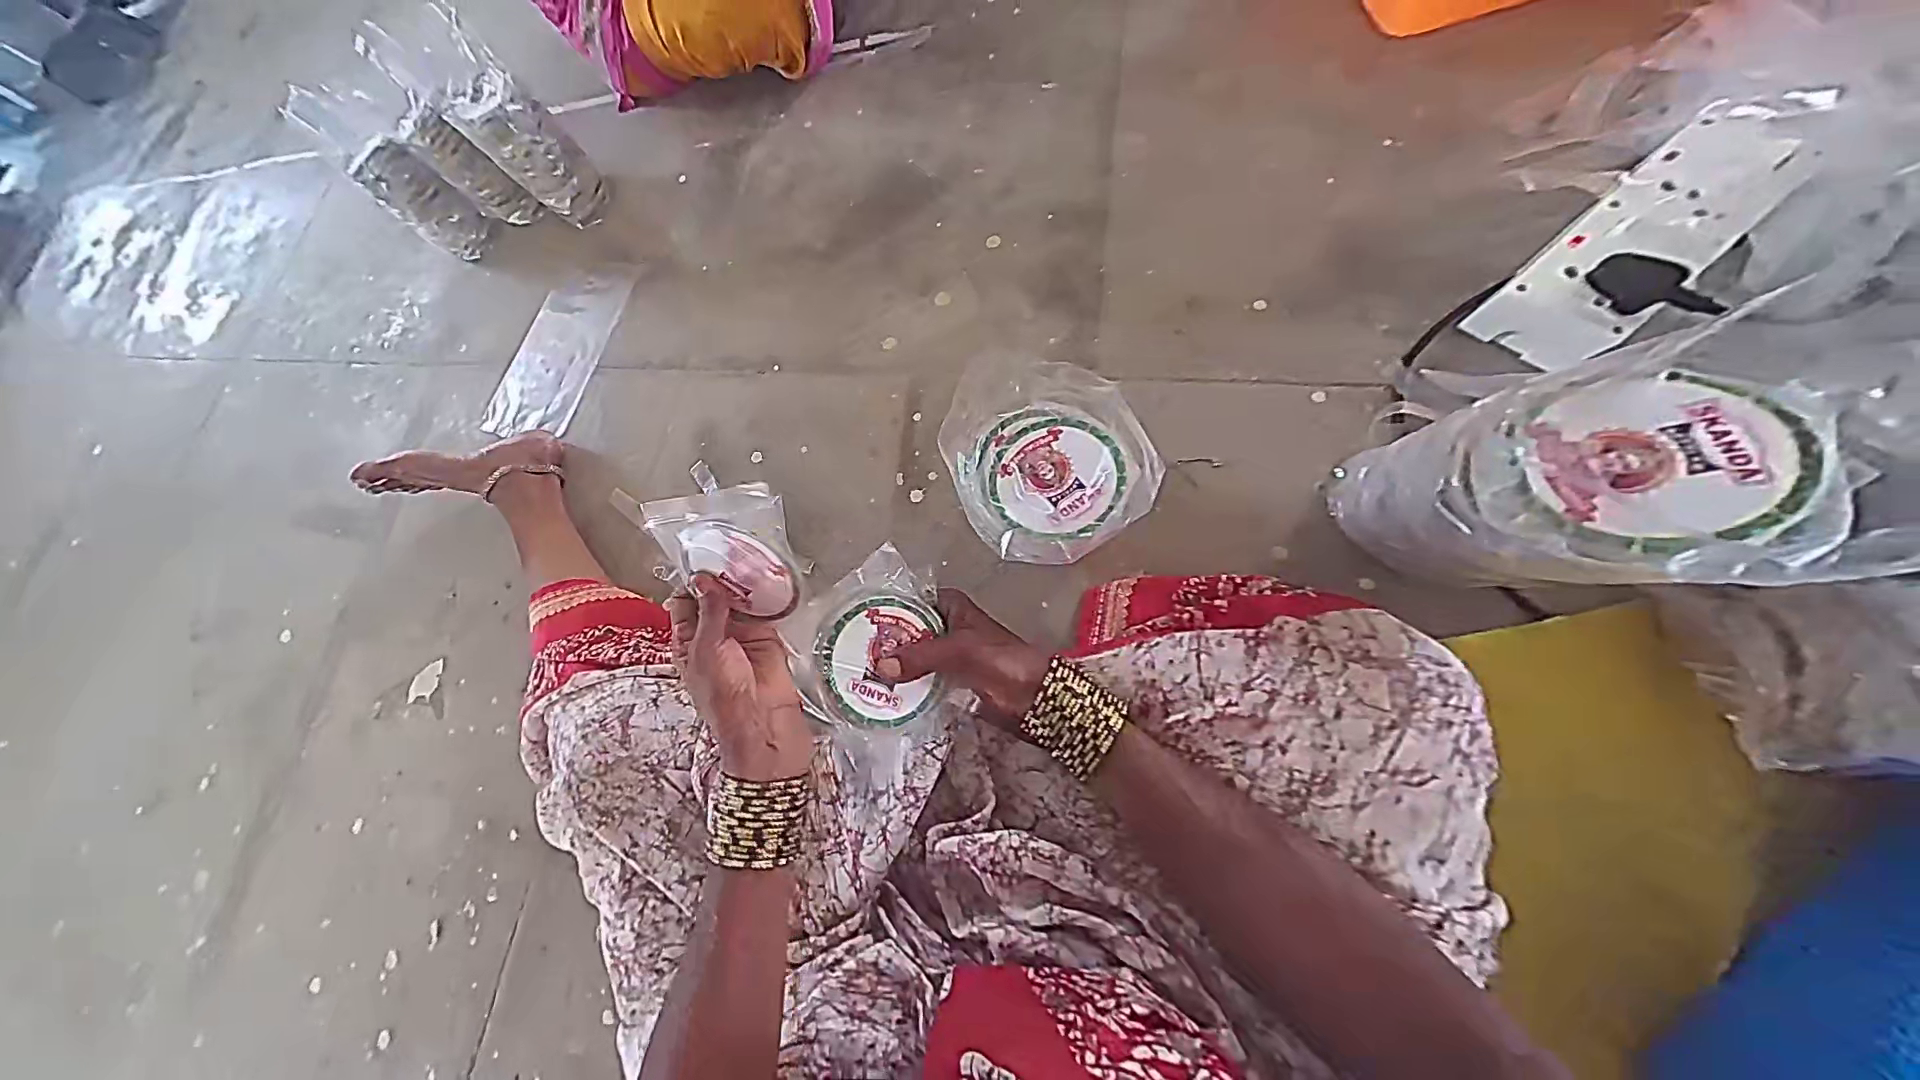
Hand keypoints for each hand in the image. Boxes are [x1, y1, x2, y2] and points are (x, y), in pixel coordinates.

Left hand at [668, 573, 812, 779]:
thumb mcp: (708, 651)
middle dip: (723, 577)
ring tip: (755, 556)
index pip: (686, 601)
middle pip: (715, 598)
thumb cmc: (725, 696)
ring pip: (741, 602)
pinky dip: (770, 596)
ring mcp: (742, 636)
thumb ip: (710, 613)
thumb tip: (704, 579)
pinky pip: (767, 612)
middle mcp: (714, 635)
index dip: (694, 581)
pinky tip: (774, 577)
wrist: (764, 726)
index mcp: (688, 640)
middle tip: (736, 549)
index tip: (707, 556)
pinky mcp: (769, 638)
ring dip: (747, 584)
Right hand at [875, 589, 1050, 730]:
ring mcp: (948, 655)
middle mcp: (947, 627)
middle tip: (852, 652)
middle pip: (909, 631)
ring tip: (861, 675)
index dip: (889, 608)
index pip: (913, 600)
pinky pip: (922, 679)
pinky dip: (906, 686)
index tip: (860, 619)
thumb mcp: (959, 650)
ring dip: (894, 667)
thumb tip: (881, 667)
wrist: (1033, 695)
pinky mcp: (950, 680)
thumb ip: (920, 656)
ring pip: (913, 657)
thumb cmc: (1002, 660)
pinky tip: (883, 695)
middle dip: (885, 642)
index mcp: (952, 607)